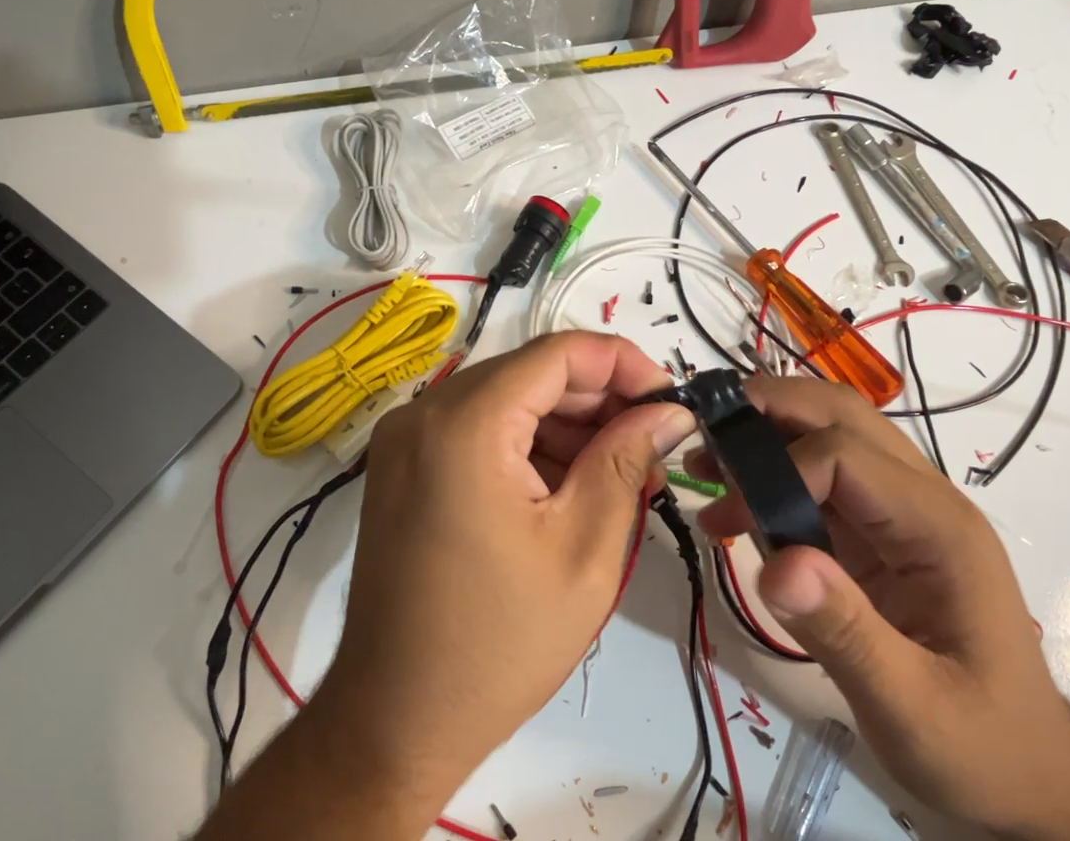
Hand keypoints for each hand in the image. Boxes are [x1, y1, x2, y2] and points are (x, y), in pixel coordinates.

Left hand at [314, 331, 694, 797]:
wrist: (398, 717)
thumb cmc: (500, 641)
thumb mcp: (585, 548)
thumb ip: (626, 460)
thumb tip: (667, 410)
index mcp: (465, 424)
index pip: (558, 352)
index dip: (625, 364)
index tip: (672, 400)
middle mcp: (423, 414)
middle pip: (529, 373)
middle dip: (599, 400)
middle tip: (654, 445)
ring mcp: (404, 443)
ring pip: (504, 401)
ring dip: (566, 425)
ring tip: (621, 475)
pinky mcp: (401, 471)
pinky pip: (475, 432)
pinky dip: (526, 446)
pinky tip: (568, 489)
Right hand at [688, 377, 1069, 835]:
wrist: (1034, 772)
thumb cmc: (982, 746)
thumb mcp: (912, 708)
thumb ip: (845, 633)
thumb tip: (777, 564)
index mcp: (939, 529)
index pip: (845, 456)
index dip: (777, 473)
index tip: (726, 522)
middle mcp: (925, 503)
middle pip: (843, 418)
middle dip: (768, 411)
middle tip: (700, 435)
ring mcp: (903, 517)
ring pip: (834, 436)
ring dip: (768, 435)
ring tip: (705, 463)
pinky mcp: (883, 539)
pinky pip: (825, 483)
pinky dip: (776, 479)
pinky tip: (737, 508)